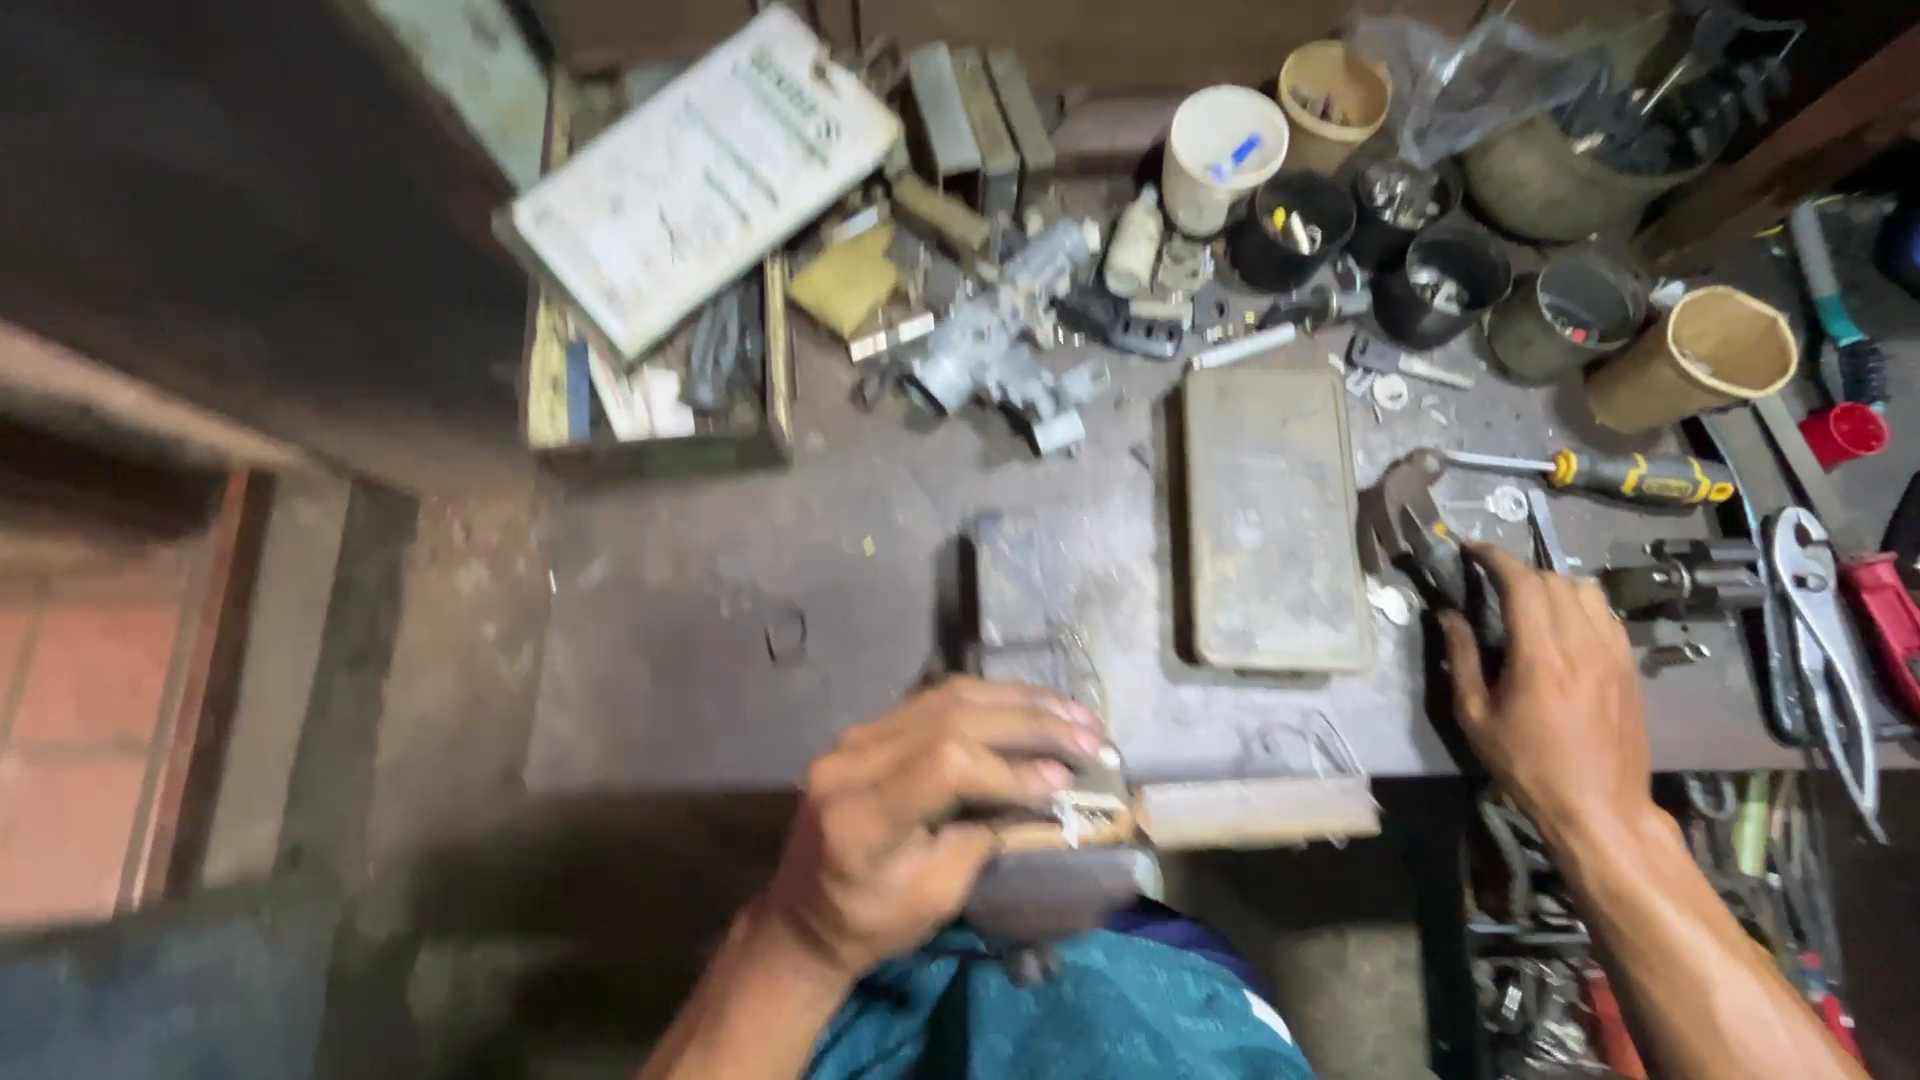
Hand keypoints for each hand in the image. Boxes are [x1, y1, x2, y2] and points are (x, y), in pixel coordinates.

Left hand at [757, 677, 1106, 982]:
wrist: (804, 914)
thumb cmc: (871, 923)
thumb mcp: (935, 896)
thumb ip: (984, 836)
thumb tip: (1044, 784)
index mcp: (861, 817)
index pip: (945, 765)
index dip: (1010, 768)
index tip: (1063, 781)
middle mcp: (852, 762)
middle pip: (951, 719)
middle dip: (1030, 725)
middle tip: (1091, 736)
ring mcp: (855, 737)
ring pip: (947, 697)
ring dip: (1018, 701)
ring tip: (1073, 714)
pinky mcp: (868, 729)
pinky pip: (935, 700)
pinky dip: (990, 700)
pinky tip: (1030, 705)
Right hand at [1437, 544, 1656, 847]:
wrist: (1599, 806)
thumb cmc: (1526, 763)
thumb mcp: (1475, 714)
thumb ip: (1462, 657)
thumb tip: (1448, 614)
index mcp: (1541, 657)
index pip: (1523, 584)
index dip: (1496, 559)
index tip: (1472, 550)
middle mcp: (1583, 645)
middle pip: (1555, 581)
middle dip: (1519, 570)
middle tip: (1490, 578)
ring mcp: (1614, 655)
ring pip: (1588, 592)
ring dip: (1553, 583)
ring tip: (1527, 597)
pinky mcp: (1630, 668)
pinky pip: (1607, 615)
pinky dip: (1579, 604)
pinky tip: (1560, 622)